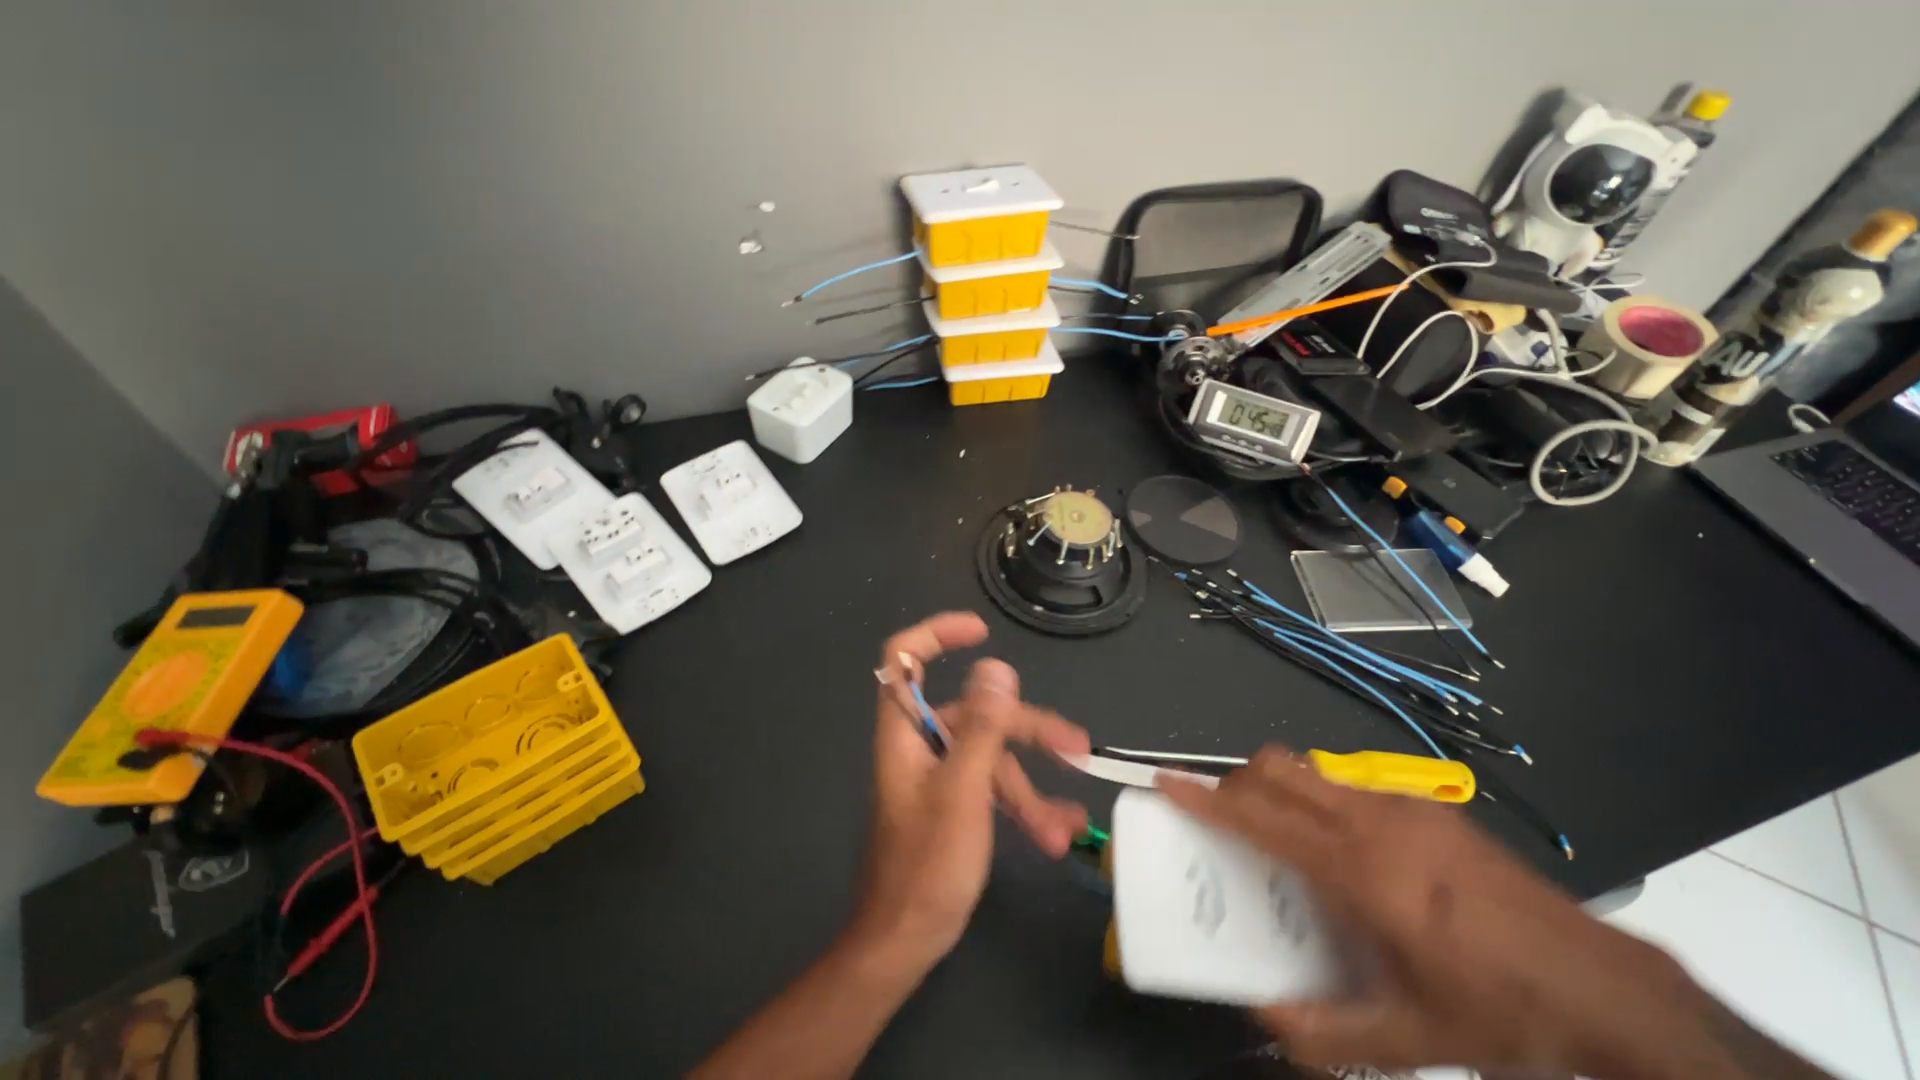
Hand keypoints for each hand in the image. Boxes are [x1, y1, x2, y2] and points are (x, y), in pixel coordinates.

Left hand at [849, 612, 1089, 972]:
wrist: (903, 942)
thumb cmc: (926, 866)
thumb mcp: (963, 792)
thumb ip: (982, 728)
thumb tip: (997, 667)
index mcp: (905, 734)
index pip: (905, 660)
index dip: (937, 635)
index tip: (982, 631)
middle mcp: (920, 748)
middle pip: (975, 714)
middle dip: (1027, 731)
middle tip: (1076, 748)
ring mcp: (937, 779)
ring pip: (992, 759)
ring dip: (1032, 788)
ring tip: (1065, 826)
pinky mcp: (953, 809)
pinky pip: (992, 792)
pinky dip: (1023, 808)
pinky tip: (1056, 834)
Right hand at [1160, 748, 1699, 1075]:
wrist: (1607, 990)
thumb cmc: (1501, 1014)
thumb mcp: (1410, 1040)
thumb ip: (1325, 1034)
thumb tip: (1262, 1014)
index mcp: (1363, 873)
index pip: (1264, 820)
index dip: (1207, 800)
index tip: (1165, 782)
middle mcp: (1379, 823)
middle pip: (1282, 769)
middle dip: (1237, 785)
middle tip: (1222, 823)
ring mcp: (1411, 809)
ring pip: (1316, 769)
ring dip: (1280, 786)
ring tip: (1279, 836)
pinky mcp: (1436, 810)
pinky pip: (1352, 784)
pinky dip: (1321, 797)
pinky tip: (1345, 852)